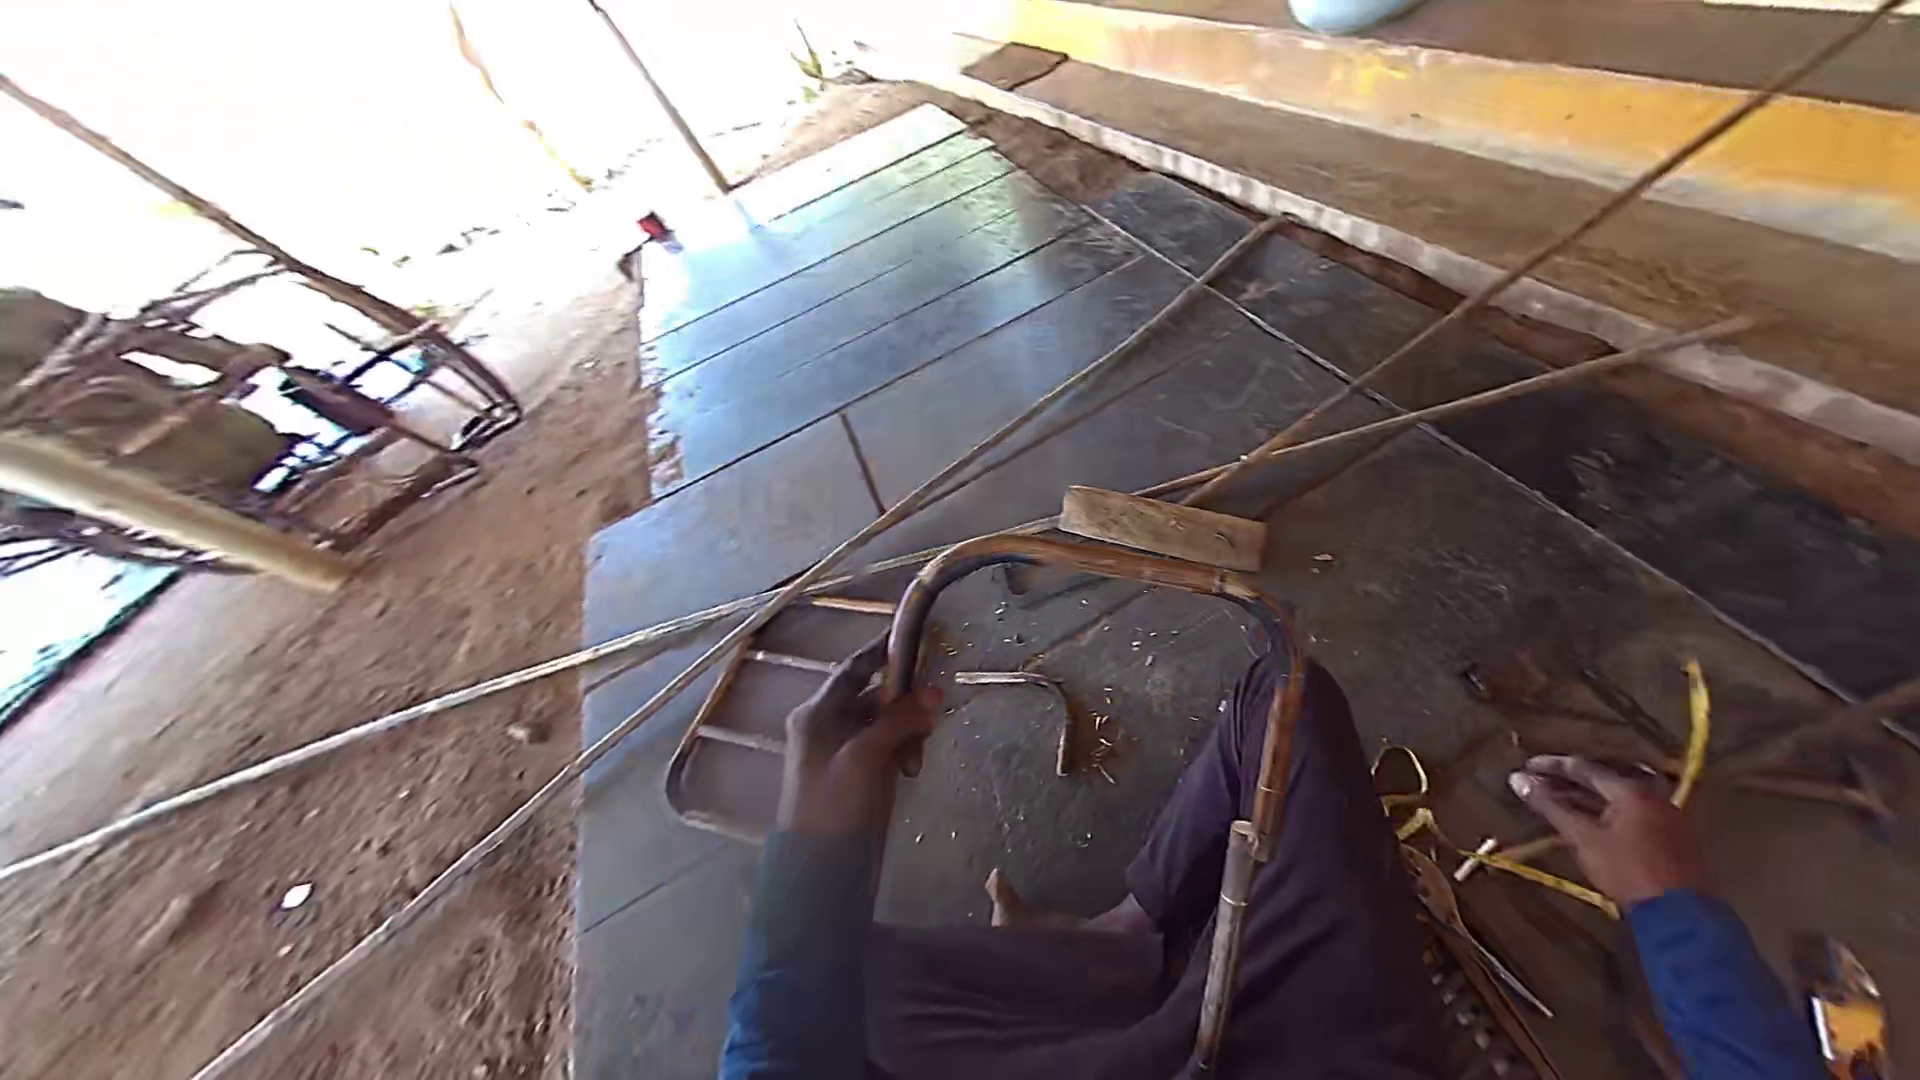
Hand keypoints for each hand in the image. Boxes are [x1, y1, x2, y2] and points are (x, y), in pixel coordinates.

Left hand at [778, 636, 940, 836]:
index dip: (880, 651)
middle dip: (902, 693)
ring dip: (907, 720)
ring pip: (884, 719)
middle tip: (932, 693)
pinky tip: (917, 754)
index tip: (907, 633)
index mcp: (817, 714)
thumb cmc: (835, 805)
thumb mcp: (865, 757)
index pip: (853, 670)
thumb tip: (935, 692)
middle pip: (872, 694)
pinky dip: (905, 742)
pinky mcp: (861, 770)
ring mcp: (845, 749)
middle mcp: (829, 725)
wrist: (823, 871)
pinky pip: (888, 742)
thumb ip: (899, 720)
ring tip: (927, 730)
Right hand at [1508, 755, 1711, 905]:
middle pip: (1603, 783)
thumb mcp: (1580, 835)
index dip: (1552, 765)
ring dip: (1584, 799)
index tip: (1526, 766)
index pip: (1585, 768)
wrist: (1683, 919)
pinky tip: (1584, 821)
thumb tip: (1516, 778)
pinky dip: (1603, 814)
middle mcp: (1655, 801)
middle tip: (1537, 784)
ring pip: (1616, 801)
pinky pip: (1630, 816)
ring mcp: (1668, 822)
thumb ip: (1548, 804)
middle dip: (1567, 783)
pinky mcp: (1673, 842)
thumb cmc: (1626, 869)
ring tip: (1554, 803)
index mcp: (1633, 793)